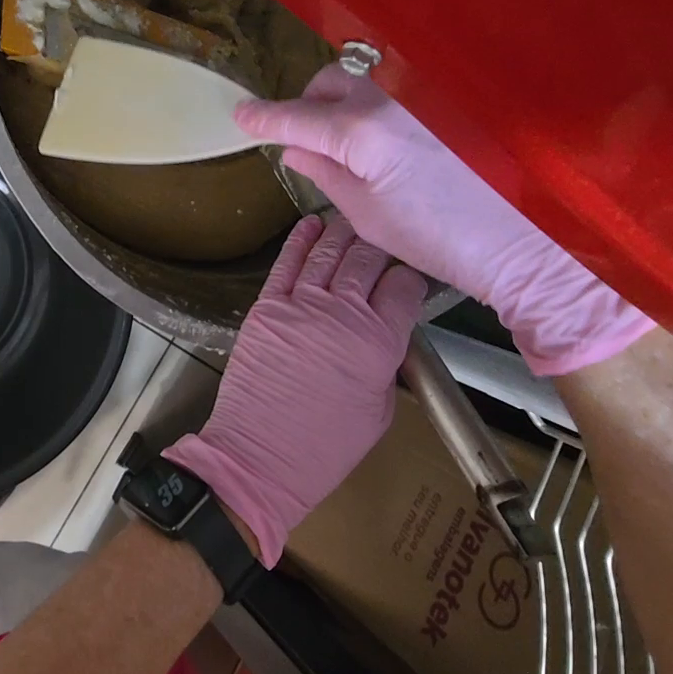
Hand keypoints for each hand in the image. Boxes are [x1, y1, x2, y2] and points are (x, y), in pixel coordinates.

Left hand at [164, 217, 423, 566]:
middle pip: (366, 261)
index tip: (412, 271)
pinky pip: (287, 263)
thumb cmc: (326, 445)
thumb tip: (385, 332)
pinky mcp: (267, 306)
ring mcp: (300, 305)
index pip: (404, 288)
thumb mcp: (380, 408)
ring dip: (342, 232)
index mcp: (378, 342)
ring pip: (328, 253)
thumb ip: (386, 361)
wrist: (260, 454)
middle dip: (380, 245)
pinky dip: (300, 240)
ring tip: (354, 219)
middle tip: (386, 234)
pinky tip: (311, 224)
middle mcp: (341, 314)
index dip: (411, 275)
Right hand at [233, 64, 653, 375]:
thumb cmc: (439, 239)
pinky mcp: (449, 100)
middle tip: (306, 141)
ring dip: (342, 104)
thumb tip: (293, 148)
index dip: (264, 118)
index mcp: (363, 133)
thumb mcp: (366, 213)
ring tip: (350, 144)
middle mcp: (391, 99)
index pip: (297, 117)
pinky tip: (390, 141)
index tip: (240, 116)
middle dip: (306, 106)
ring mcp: (424, 94)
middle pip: (327, 84)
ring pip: (362, 82)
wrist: (525, 244)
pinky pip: (396, 90)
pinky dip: (376, 107)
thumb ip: (323, 172)